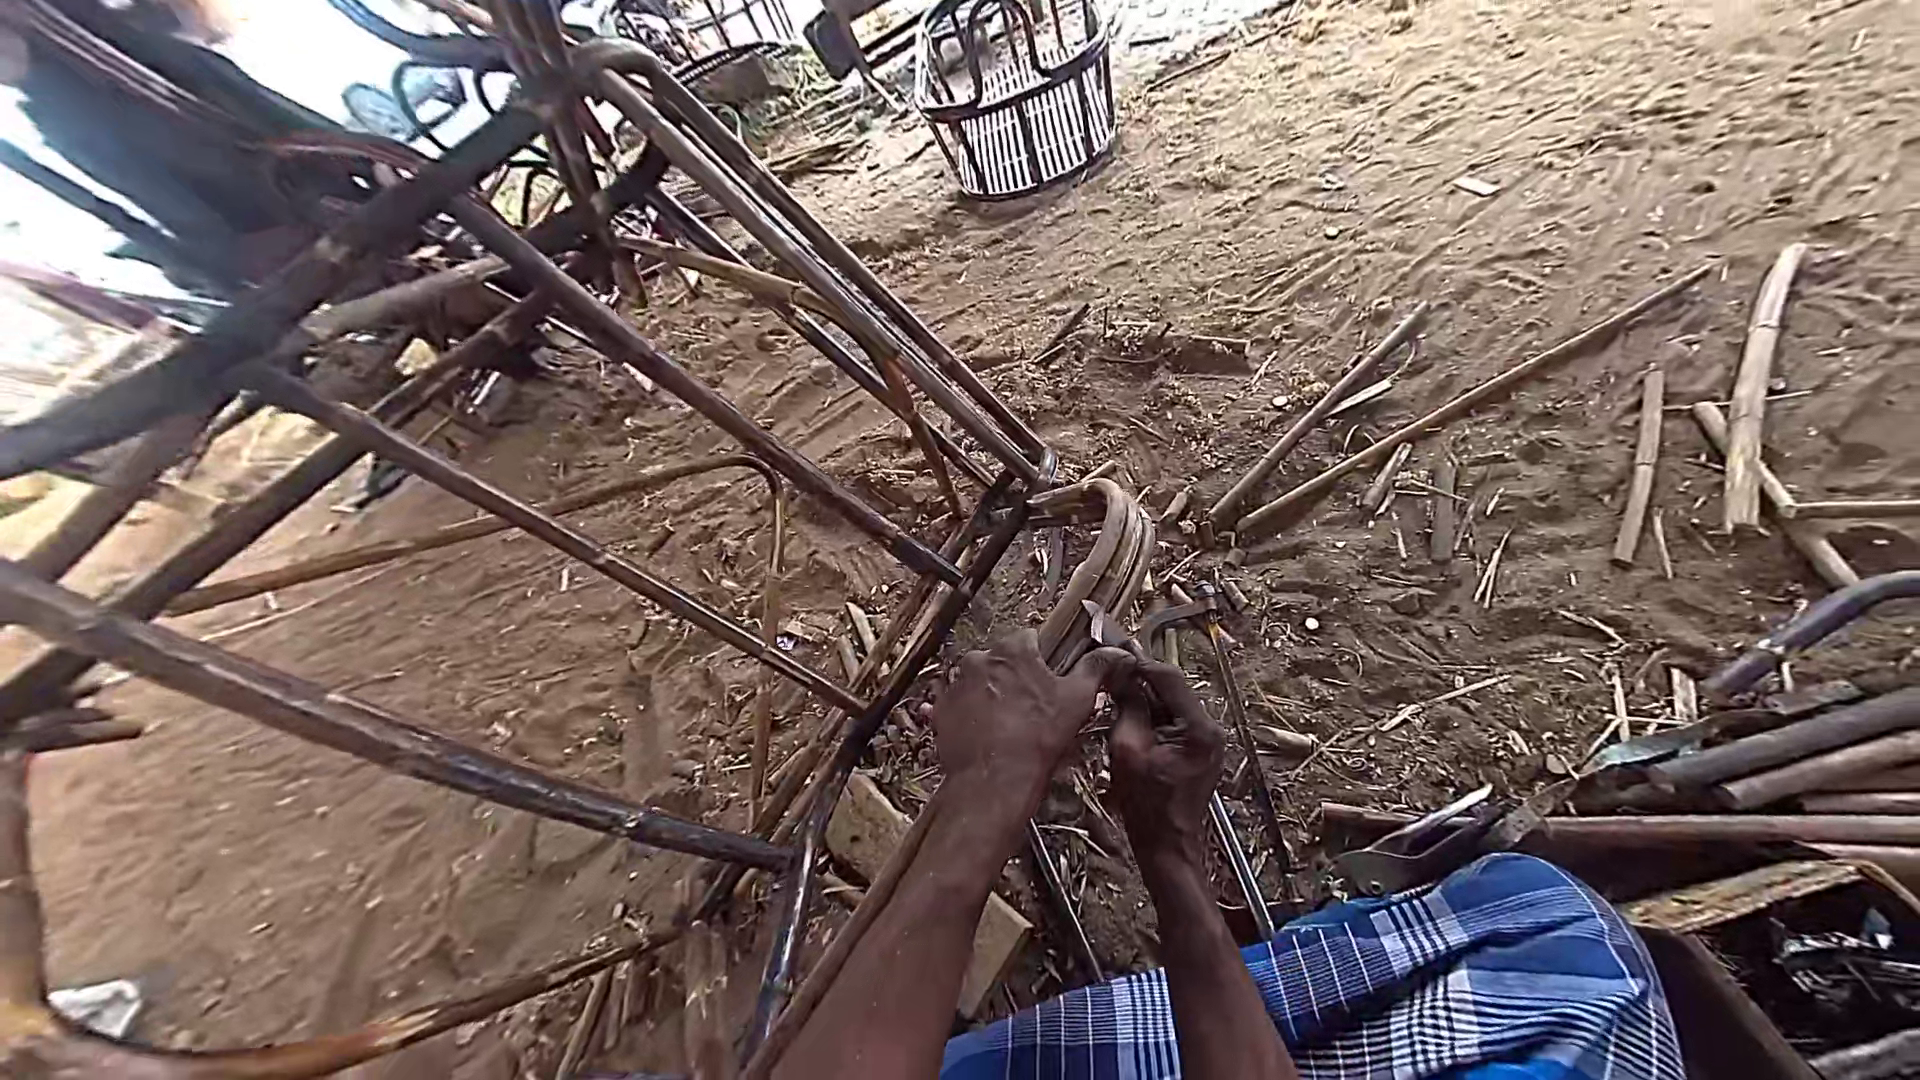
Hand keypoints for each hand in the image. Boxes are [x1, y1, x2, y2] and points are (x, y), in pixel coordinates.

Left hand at [927, 631, 1129, 808]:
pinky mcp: (941, 707)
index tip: (1049, 681)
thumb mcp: (1076, 701)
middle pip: (1004, 660)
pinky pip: (959, 702)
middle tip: (1032, 707)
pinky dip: (970, 712)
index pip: (1031, 639)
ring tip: (1009, 724)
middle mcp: (980, 659)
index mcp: (1013, 650)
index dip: (1043, 661)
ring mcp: (956, 682)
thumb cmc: (1036, 740)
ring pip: (981, 680)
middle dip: (1016, 678)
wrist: (993, 782)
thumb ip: (1095, 669)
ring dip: (992, 694)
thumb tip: (1115, 653)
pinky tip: (986, 732)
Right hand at [1108, 659, 1224, 872]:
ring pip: (1171, 704)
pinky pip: (1173, 720)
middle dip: (1140, 685)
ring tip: (1118, 707)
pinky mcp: (1200, 750)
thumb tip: (1123, 676)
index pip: (1169, 677)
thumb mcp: (1128, 749)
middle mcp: (1211, 730)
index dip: (1140, 665)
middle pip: (1172, 689)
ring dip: (1144, 701)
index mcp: (1200, 729)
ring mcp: (1208, 741)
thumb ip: (1128, 707)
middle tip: (1111, 684)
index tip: (1114, 661)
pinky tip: (1132, 727)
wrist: (1167, 847)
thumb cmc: (1147, 805)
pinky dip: (1152, 718)